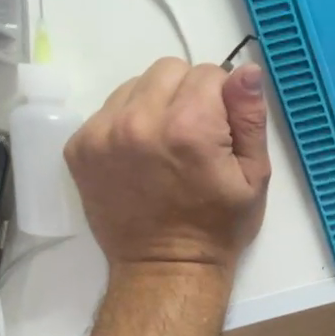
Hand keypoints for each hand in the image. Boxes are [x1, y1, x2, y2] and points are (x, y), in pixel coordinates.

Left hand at [65, 59, 272, 272]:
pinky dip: (130, 121)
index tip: (224, 131)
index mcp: (189, 128)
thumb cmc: (220, 226)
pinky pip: (110, 108)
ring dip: (157, 103)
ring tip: (167, 146)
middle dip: (189, 94)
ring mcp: (102, 132)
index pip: (208, 73)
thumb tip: (247, 70)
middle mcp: (140, 121)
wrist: (166, 266)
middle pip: (169, 69)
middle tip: (196, 137)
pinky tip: (142, 156)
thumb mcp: (254, 175)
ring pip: (137, 84)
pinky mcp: (80, 144)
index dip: (223, 99)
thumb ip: (250, 117)